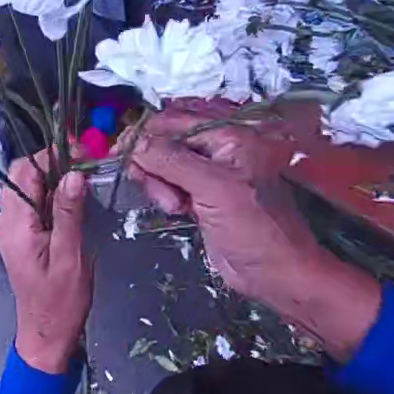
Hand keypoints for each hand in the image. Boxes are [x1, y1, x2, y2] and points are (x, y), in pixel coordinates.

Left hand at [0, 153, 92, 373]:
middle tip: (85, 162)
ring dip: (53, 175)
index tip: (81, 152)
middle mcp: (8, 221)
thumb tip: (74, 174)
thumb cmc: (60, 300)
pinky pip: (34, 201)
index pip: (24, 172)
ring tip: (83, 175)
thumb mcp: (69, 256)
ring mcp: (14, 228)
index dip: (50, 155)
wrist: (48, 334)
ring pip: (28, 186)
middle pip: (22, 175)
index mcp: (16, 225)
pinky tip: (74, 196)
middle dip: (52, 161)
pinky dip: (52, 190)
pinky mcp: (25, 235)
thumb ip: (69, 213)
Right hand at [127, 106, 381, 360]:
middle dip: (153, 162)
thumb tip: (134, 144)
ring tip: (176, 205)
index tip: (118, 152)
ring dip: (159, 183)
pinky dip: (165, 194)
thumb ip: (171, 161)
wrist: (275, 272)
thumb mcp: (213, 189)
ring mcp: (210, 170)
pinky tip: (177, 210)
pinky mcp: (202, 193)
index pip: (175, 120)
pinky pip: (170, 183)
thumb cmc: (254, 228)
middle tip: (153, 187)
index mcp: (229, 133)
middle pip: (166, 139)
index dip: (145, 135)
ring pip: (164, 162)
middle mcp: (219, 145)